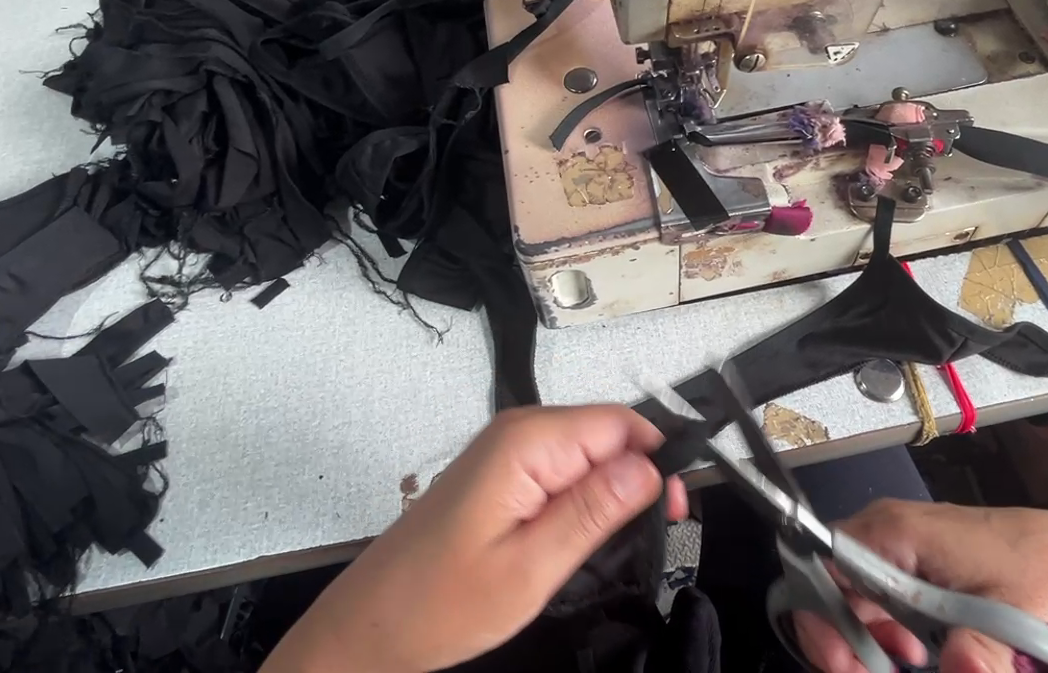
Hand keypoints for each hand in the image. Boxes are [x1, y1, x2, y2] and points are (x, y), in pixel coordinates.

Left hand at [265, 405, 687, 672]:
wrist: (370, 626)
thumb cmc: (442, 603)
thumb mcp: (530, 568)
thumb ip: (593, 511)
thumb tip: (650, 467)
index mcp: (527, 441)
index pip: (618, 422)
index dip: (656, 458)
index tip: (676, 508)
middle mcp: (520, 430)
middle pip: (606, 433)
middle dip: (637, 477)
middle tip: (652, 536)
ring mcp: (509, 449)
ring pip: (588, 452)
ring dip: (612, 492)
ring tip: (616, 545)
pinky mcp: (503, 471)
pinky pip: (562, 468)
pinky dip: (583, 498)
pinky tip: (582, 536)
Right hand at [794, 501, 1047, 672]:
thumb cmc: (1046, 575)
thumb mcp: (1020, 621)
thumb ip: (983, 654)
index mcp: (895, 532)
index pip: (822, 561)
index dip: (818, 614)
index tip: (844, 663)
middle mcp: (883, 530)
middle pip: (828, 582)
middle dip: (840, 638)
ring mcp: (895, 545)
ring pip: (848, 593)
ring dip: (863, 639)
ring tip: (904, 665)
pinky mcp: (910, 563)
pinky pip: (873, 596)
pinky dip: (882, 631)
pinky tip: (914, 654)